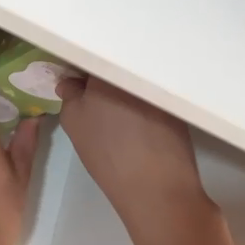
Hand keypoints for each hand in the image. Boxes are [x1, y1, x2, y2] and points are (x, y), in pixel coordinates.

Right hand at [58, 75, 210, 219]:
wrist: (156, 188)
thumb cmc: (107, 152)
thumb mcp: (74, 121)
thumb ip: (69, 95)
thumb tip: (71, 83)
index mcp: (109, 69)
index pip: (89, 56)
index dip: (79, 68)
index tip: (73, 83)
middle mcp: (138, 72)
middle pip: (114, 66)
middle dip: (100, 78)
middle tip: (90, 98)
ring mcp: (160, 89)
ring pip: (133, 81)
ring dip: (121, 90)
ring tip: (114, 114)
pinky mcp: (175, 106)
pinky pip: (150, 96)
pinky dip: (140, 104)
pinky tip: (135, 125)